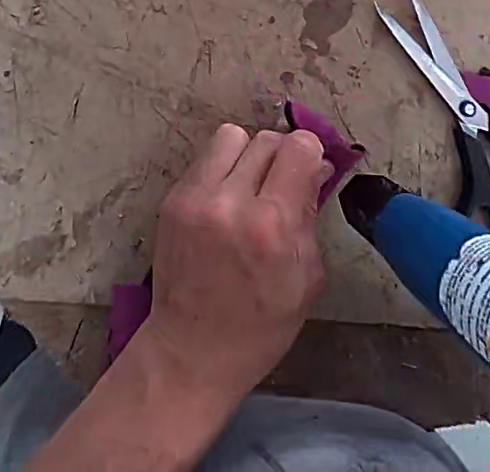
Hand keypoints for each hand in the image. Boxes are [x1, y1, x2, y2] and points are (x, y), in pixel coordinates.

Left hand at [143, 123, 331, 405]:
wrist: (190, 354)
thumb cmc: (262, 324)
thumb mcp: (308, 274)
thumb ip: (311, 211)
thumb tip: (317, 165)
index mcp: (270, 225)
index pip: (299, 146)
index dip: (311, 154)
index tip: (311, 172)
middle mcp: (229, 203)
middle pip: (268, 138)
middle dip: (284, 156)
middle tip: (283, 185)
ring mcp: (194, 200)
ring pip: (234, 136)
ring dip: (250, 154)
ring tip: (252, 185)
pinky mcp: (172, 201)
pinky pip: (208, 157)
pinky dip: (224, 167)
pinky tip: (227, 198)